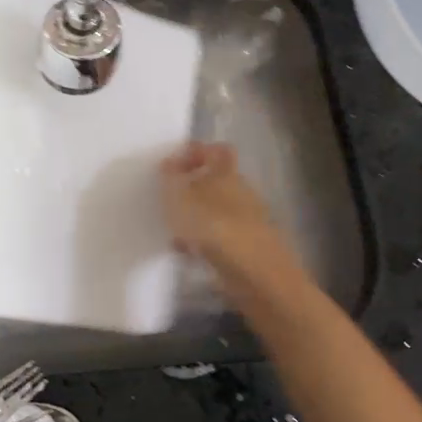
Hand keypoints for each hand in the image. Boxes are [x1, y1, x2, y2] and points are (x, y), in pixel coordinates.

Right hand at [160, 141, 284, 269]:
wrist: (252, 270)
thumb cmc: (210, 224)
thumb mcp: (179, 195)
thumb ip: (170, 176)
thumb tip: (170, 161)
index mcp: (226, 173)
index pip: (217, 150)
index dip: (197, 152)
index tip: (174, 166)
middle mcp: (241, 191)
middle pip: (218, 180)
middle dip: (194, 188)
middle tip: (170, 199)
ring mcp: (249, 218)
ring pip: (219, 209)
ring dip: (199, 216)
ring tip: (175, 230)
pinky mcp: (249, 245)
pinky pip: (222, 235)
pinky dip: (206, 239)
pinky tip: (190, 252)